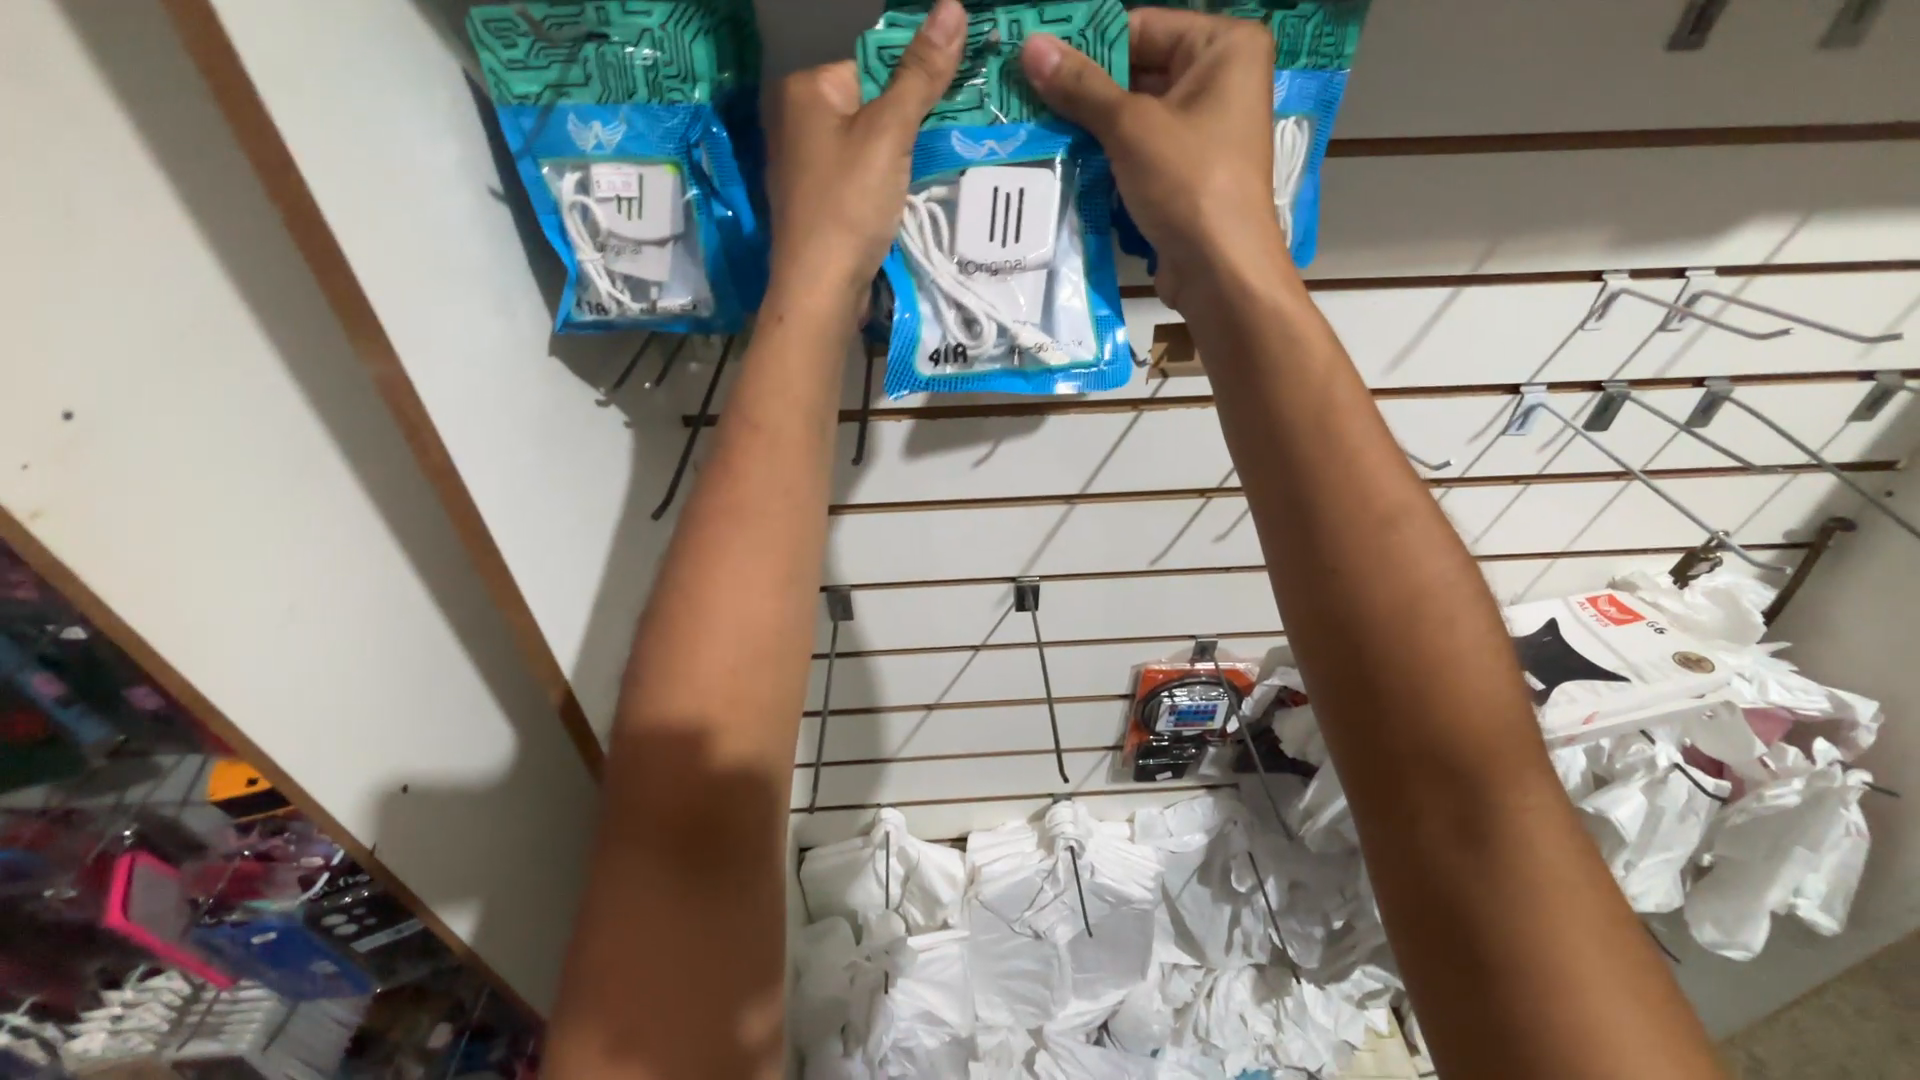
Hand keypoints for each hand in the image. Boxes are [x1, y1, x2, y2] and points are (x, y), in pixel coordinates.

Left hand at [763, 0, 965, 314]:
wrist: (820, 290)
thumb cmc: (848, 205)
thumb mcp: (889, 134)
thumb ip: (921, 74)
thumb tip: (952, 6)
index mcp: (806, 88)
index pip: (872, 60)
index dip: (915, 78)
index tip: (953, 97)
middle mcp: (797, 117)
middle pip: (871, 99)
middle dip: (912, 116)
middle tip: (953, 130)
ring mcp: (805, 162)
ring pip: (869, 138)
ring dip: (905, 150)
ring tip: (936, 161)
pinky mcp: (818, 198)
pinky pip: (861, 171)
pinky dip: (887, 177)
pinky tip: (909, 191)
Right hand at [1021, 10, 1287, 311]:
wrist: (1221, 270)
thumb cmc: (1188, 183)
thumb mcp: (1130, 127)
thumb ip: (1080, 87)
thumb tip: (1030, 46)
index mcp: (1224, 47)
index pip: (1141, 26)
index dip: (1088, 44)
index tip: (1036, 59)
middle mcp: (1221, 78)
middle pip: (1137, 68)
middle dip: (1084, 87)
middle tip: (1025, 93)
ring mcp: (1205, 128)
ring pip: (1134, 112)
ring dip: (1089, 124)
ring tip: (1035, 124)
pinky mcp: (1187, 169)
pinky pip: (1139, 147)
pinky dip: (1106, 153)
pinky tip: (1064, 158)